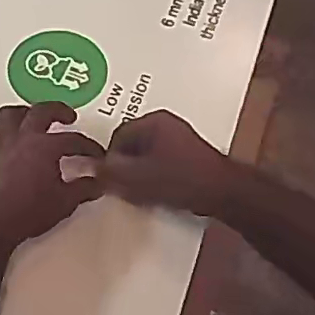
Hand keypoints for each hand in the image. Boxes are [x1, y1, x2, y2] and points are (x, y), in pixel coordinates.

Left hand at [0, 102, 103, 249]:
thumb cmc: (29, 211)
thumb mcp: (65, 201)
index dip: (88, 147)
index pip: (73, 140)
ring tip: (33, 117)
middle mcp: (22, 139)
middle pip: (42, 111)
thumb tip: (96, 184)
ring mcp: (1, 145)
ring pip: (10, 115)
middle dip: (59, 110)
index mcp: (45, 146)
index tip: (95, 154)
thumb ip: (84, 189)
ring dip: (24, 113)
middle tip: (68, 116)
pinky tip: (3, 139)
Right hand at [100, 110, 239, 216]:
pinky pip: (160, 163)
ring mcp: (179, 139)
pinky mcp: (188, 156)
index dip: (109, 160)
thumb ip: (110, 171)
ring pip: (145, 157)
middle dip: (124, 167)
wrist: (222, 193)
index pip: (117, 137)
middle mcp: (166, 124)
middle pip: (131, 146)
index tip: (109, 179)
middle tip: (122, 187)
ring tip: (139, 192)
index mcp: (153, 121)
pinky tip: (156, 192)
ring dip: (138, 174)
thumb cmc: (179, 179)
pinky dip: (153, 177)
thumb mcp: (137, 177)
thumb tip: (92, 168)